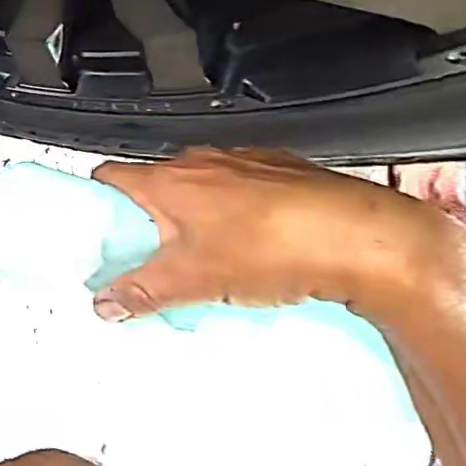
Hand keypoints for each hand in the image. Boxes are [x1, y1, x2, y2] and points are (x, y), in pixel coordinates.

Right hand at [90, 148, 465, 324]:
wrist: (369, 239)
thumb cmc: (279, 245)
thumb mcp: (193, 280)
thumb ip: (140, 292)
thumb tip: (106, 303)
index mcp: (167, 180)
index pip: (108, 176)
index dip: (96, 199)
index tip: (98, 226)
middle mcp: (200, 162)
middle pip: (153, 185)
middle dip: (148, 217)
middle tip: (155, 255)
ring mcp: (242, 163)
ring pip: (198, 187)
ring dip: (193, 215)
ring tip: (209, 257)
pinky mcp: (279, 172)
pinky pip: (239, 189)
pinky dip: (235, 212)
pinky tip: (254, 247)